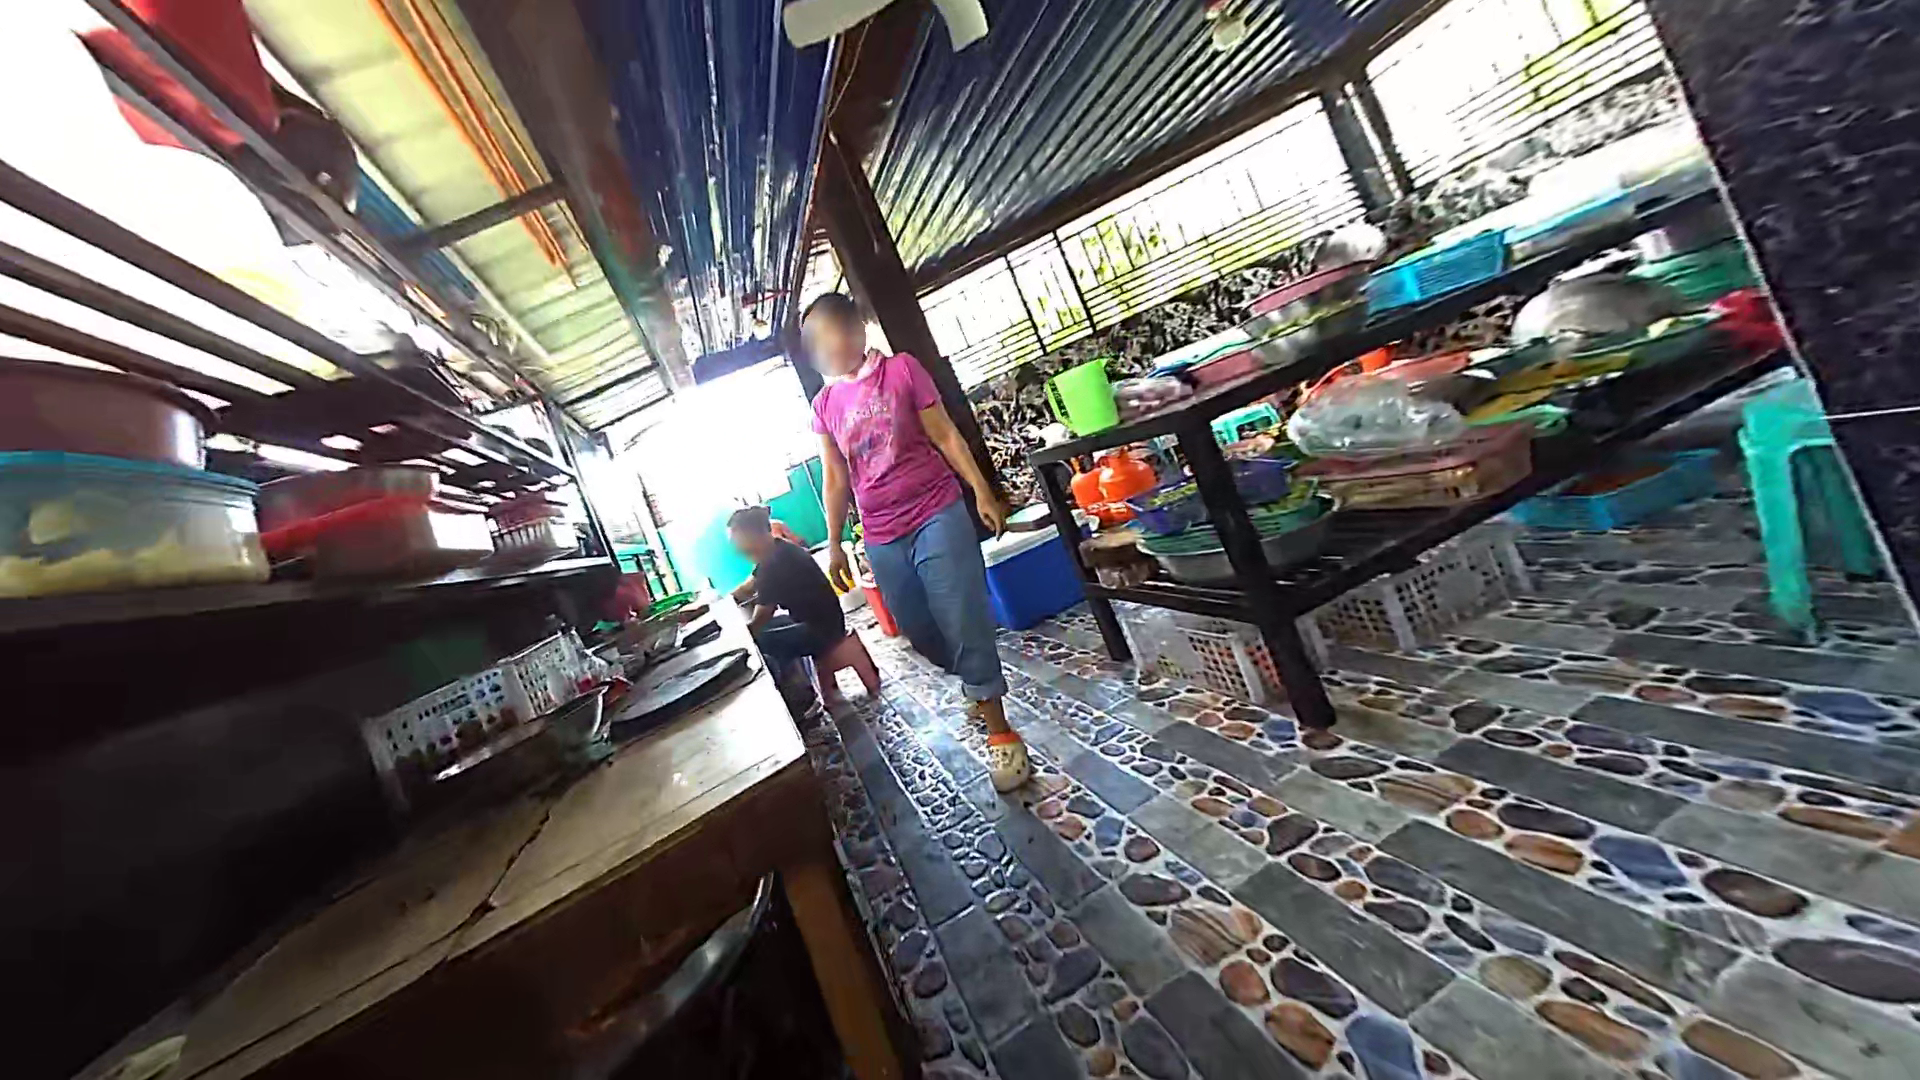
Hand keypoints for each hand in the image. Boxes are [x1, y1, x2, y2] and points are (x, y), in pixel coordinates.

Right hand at [826, 543, 854, 591]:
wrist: (834, 547)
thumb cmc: (840, 554)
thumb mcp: (845, 562)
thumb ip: (847, 571)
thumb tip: (850, 579)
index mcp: (833, 570)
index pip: (837, 582)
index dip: (843, 586)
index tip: (848, 590)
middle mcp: (831, 571)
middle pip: (835, 582)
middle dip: (841, 587)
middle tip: (847, 591)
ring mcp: (831, 570)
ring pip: (835, 580)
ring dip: (840, 584)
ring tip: (846, 587)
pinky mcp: (832, 568)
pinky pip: (835, 577)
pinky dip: (839, 580)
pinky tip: (843, 580)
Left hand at [976, 490, 1007, 535]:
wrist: (984, 489)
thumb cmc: (981, 501)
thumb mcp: (982, 513)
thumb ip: (987, 522)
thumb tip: (992, 529)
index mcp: (997, 515)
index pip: (1000, 528)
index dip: (999, 534)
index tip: (997, 539)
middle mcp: (1003, 512)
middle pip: (1003, 524)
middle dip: (1000, 530)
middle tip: (998, 535)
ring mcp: (1004, 508)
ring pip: (1004, 519)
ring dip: (1001, 524)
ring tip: (997, 527)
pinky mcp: (1005, 505)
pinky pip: (1004, 514)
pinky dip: (1001, 518)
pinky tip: (997, 519)